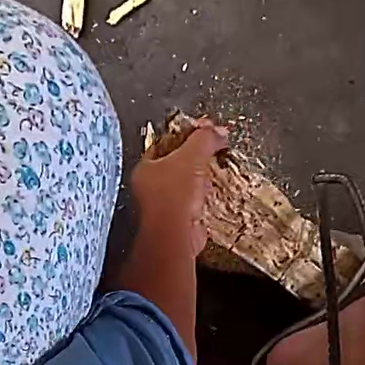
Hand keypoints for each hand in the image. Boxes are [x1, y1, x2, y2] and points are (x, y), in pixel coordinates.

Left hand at [130, 120, 227, 257]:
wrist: (177, 235)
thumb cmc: (174, 195)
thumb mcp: (192, 156)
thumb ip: (205, 139)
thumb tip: (219, 131)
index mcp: (145, 169)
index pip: (165, 143)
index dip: (186, 133)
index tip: (205, 129)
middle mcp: (151, 187)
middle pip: (177, 162)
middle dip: (197, 154)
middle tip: (215, 145)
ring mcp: (165, 205)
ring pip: (187, 182)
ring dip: (203, 175)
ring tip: (218, 164)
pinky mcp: (180, 219)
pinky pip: (195, 201)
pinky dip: (205, 194)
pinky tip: (214, 190)